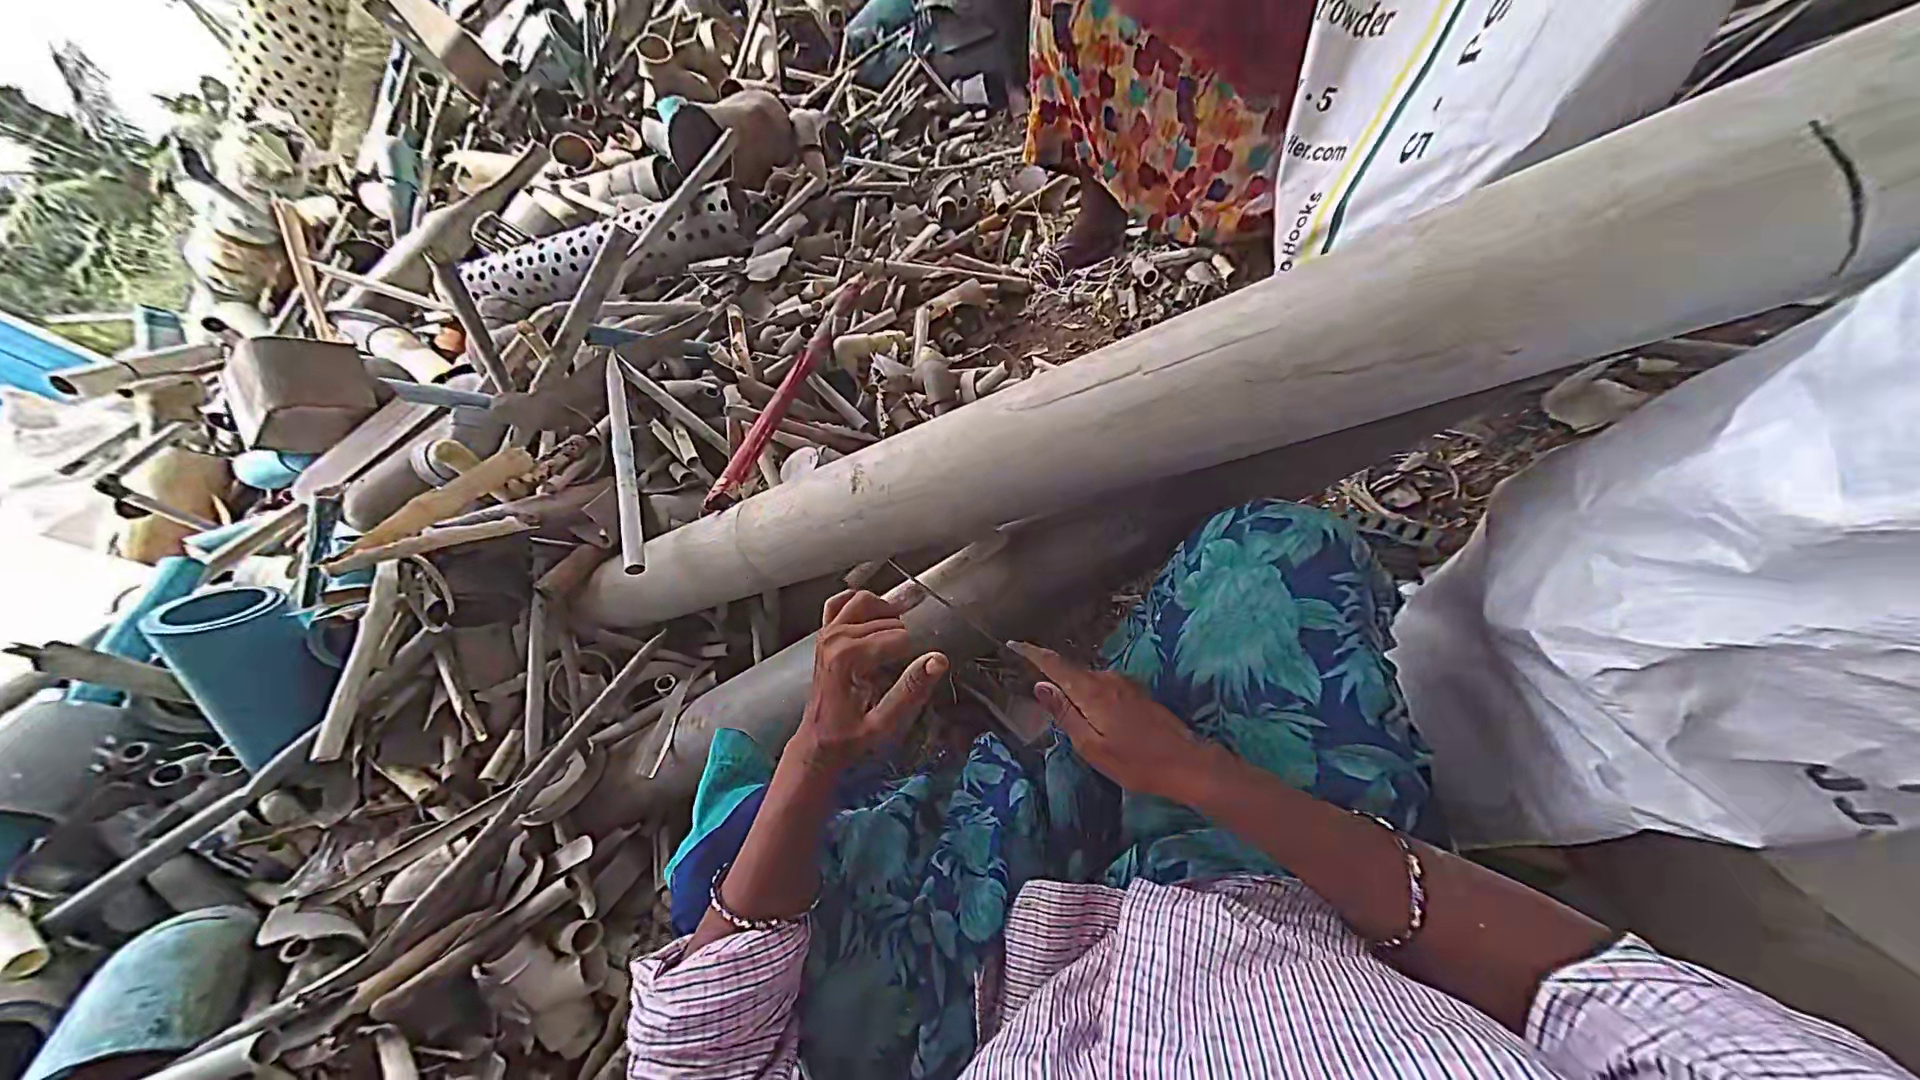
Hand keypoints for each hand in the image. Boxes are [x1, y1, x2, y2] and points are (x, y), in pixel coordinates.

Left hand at [796, 590, 947, 770]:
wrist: (817, 743)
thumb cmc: (848, 737)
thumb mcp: (884, 723)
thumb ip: (910, 690)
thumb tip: (937, 660)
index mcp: (848, 657)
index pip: (900, 637)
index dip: (916, 653)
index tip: (915, 671)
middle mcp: (835, 638)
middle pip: (887, 619)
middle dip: (905, 637)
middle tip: (910, 662)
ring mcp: (827, 633)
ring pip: (866, 601)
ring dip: (887, 612)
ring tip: (900, 634)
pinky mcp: (825, 634)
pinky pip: (840, 603)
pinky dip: (859, 604)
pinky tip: (874, 616)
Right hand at [1010, 642, 1218, 800]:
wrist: (1188, 763)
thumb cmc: (1136, 762)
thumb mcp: (1091, 745)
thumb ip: (1064, 714)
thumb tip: (1041, 686)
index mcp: (1093, 691)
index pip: (1056, 664)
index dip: (1033, 653)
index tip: (1015, 644)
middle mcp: (1108, 679)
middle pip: (1071, 671)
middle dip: (1052, 676)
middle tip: (1038, 694)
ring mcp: (1125, 684)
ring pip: (1088, 680)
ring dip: (1074, 690)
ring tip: (1066, 712)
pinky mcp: (1136, 692)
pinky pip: (1102, 686)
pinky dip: (1090, 694)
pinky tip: (1094, 716)